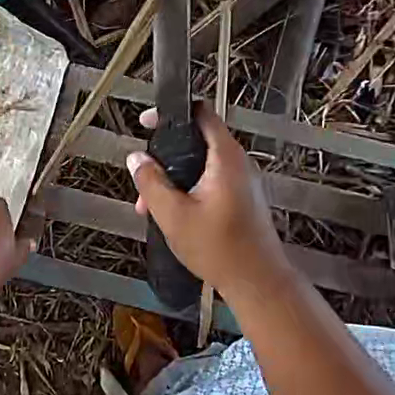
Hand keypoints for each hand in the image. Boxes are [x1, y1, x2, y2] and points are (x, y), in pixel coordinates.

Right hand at [127, 103, 291, 295]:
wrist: (257, 281)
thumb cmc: (221, 250)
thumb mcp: (173, 214)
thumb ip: (151, 182)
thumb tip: (137, 159)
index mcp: (225, 158)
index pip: (202, 114)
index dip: (173, 113)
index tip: (150, 122)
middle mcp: (239, 164)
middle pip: (198, 142)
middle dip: (167, 158)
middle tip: (146, 176)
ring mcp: (244, 182)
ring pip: (203, 166)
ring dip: (176, 180)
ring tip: (154, 205)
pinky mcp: (244, 199)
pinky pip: (212, 183)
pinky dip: (190, 191)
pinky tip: (174, 215)